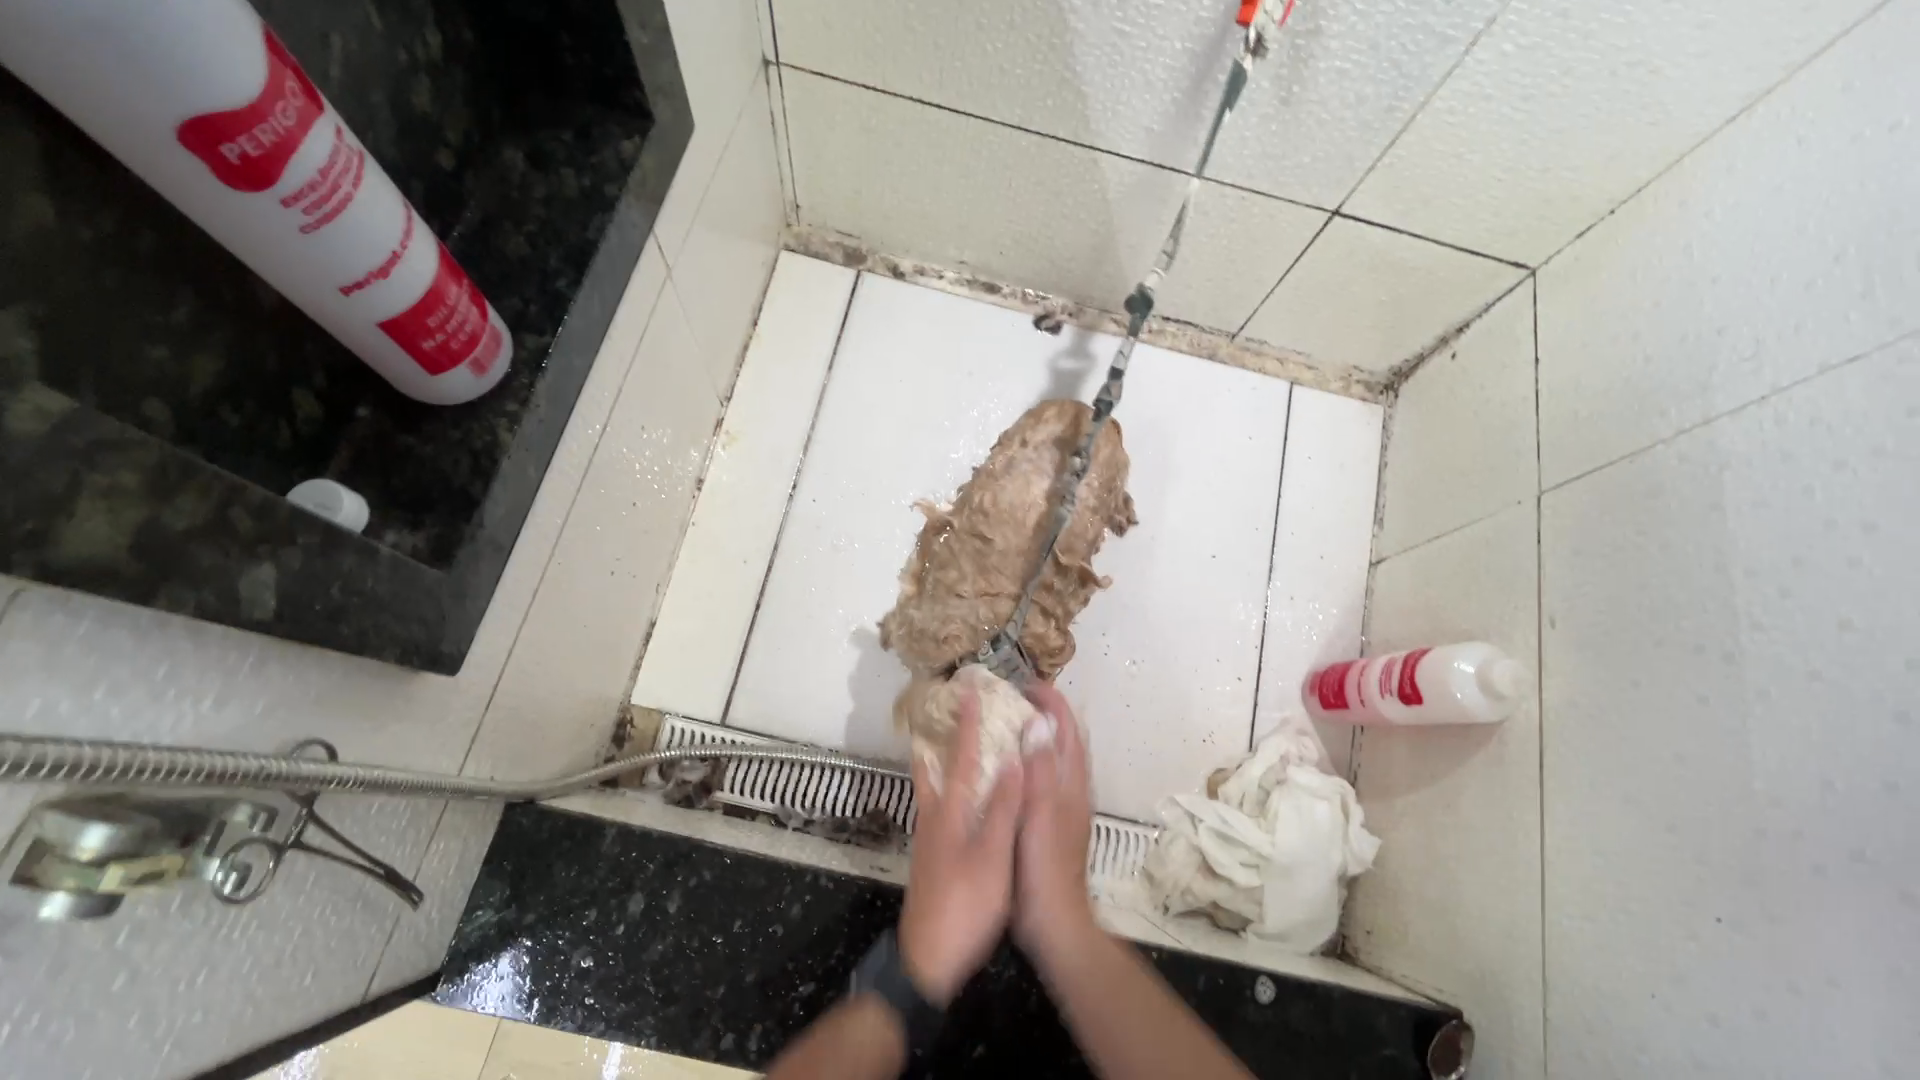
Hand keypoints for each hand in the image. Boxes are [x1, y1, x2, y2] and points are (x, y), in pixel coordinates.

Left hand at [897, 689, 1022, 1005]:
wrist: (927, 960)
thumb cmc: (965, 907)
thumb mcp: (993, 857)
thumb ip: (1004, 808)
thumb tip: (1013, 758)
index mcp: (951, 812)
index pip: (961, 756)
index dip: (967, 723)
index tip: (969, 690)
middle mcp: (935, 817)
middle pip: (936, 766)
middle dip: (943, 735)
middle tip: (947, 709)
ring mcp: (931, 839)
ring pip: (934, 787)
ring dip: (942, 759)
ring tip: (948, 741)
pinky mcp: (933, 858)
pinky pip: (939, 806)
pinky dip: (947, 787)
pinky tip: (956, 798)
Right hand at [1013, 682, 1097, 956]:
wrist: (1054, 922)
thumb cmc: (1043, 867)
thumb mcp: (1039, 814)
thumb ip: (1040, 769)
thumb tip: (1037, 721)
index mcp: (1071, 783)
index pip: (1067, 728)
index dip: (1050, 701)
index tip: (1022, 685)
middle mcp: (1072, 789)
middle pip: (1063, 738)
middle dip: (1043, 712)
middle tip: (1009, 698)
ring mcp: (1063, 807)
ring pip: (1053, 758)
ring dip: (1035, 735)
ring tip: (1004, 723)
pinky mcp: (1050, 823)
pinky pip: (1042, 778)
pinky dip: (1026, 761)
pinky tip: (1003, 769)